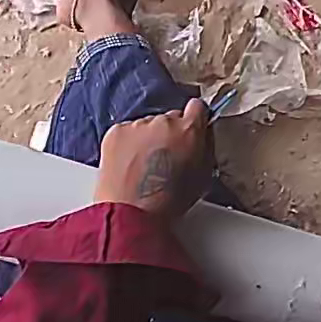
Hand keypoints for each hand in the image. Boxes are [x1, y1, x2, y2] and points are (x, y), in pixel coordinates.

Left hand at [92, 99, 211, 218]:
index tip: (190, 129)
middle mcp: (164, 122)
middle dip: (168, 135)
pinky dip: (127, 145)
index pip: (197, 108)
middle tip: (163, 159)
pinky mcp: (116, 132)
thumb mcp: (202, 178)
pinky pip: (126, 132)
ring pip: (146, 126)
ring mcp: (138, 125)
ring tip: (143, 168)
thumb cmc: (167, 203)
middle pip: (169, 119)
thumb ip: (204, 150)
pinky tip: (128, 166)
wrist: (131, 213)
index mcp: (189, 131)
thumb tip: (202, 137)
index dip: (193, 120)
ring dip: (146, 140)